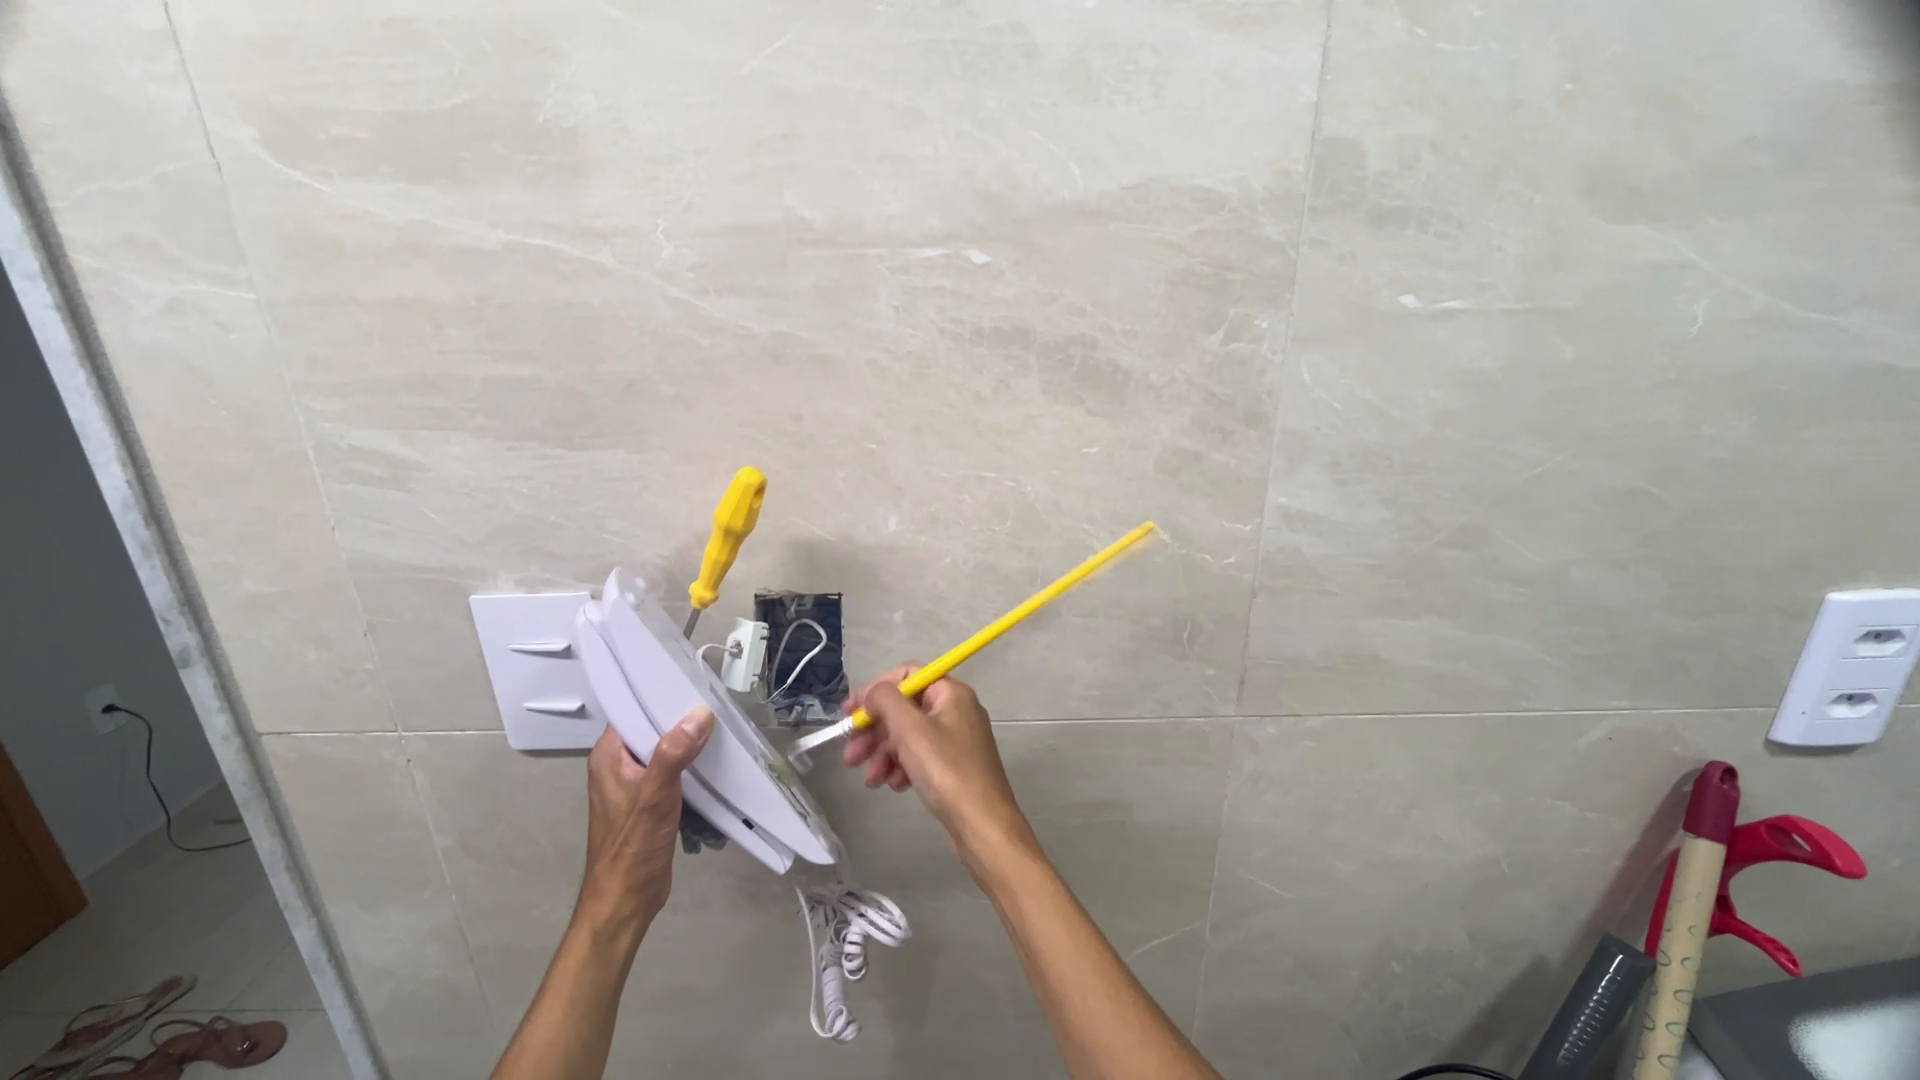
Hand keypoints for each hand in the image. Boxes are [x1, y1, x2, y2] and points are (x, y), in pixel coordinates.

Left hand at [577, 709, 713, 935]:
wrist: (626, 900)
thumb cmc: (632, 846)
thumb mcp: (655, 796)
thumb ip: (674, 754)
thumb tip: (699, 714)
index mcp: (609, 756)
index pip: (634, 710)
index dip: (662, 696)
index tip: (695, 684)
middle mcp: (618, 764)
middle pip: (652, 729)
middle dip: (682, 719)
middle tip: (717, 704)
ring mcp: (634, 784)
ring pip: (665, 751)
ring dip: (689, 743)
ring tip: (721, 728)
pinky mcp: (650, 802)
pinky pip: (672, 772)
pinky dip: (691, 766)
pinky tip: (715, 761)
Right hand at [843, 666, 1032, 859]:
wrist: (982, 825)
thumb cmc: (946, 771)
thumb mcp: (910, 729)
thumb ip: (885, 700)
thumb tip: (873, 692)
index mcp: (951, 694)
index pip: (907, 675)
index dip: (875, 690)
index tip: (850, 712)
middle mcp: (956, 711)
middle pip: (904, 709)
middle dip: (874, 731)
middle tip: (850, 754)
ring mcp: (956, 740)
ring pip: (908, 736)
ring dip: (883, 754)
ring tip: (870, 779)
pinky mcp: (954, 767)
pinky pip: (920, 757)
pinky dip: (901, 767)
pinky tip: (893, 785)